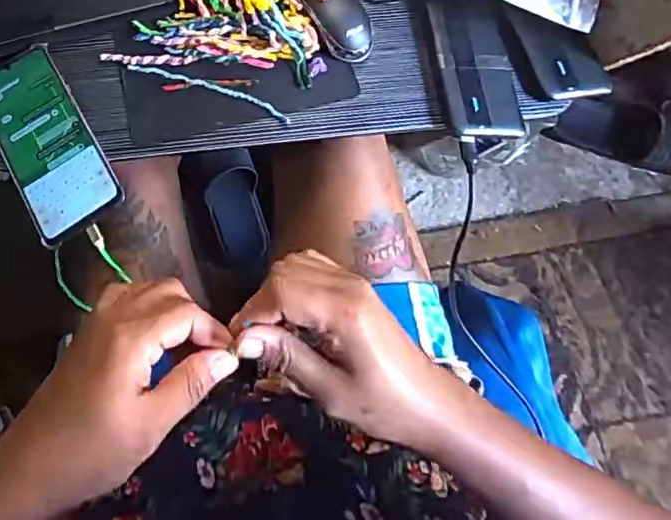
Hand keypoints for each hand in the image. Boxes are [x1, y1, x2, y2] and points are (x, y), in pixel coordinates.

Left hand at [0, 278, 240, 519]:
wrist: (33, 461)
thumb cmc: (93, 450)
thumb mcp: (149, 426)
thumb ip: (190, 384)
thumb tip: (226, 357)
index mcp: (130, 336)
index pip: (185, 311)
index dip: (213, 329)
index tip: (228, 357)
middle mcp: (114, 313)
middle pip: (169, 290)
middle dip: (195, 316)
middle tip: (208, 354)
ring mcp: (98, 315)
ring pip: (149, 287)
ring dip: (174, 308)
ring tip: (186, 349)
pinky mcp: (90, 325)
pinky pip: (129, 295)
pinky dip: (150, 305)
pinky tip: (154, 340)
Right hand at [233, 250, 471, 453]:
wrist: (431, 403)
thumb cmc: (385, 406)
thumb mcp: (332, 392)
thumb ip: (287, 358)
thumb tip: (244, 339)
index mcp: (343, 309)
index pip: (280, 290)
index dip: (252, 313)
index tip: (238, 341)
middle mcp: (346, 283)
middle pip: (284, 271)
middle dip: (260, 302)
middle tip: (254, 339)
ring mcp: (351, 278)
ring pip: (294, 264)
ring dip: (274, 291)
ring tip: (273, 329)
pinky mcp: (353, 282)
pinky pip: (310, 266)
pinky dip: (291, 284)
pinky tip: (294, 315)